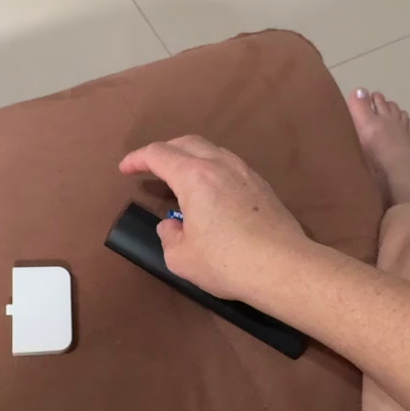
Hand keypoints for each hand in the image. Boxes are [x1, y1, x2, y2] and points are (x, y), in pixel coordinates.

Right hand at [117, 135, 310, 299]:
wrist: (283, 267)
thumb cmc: (228, 262)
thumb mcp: (181, 258)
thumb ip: (168, 237)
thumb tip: (171, 227)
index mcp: (195, 176)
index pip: (159, 154)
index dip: (137, 159)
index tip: (126, 169)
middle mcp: (221, 165)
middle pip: (186, 143)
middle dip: (164, 151)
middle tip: (151, 168)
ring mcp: (246, 172)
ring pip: (212, 151)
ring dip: (191, 157)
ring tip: (180, 177)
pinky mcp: (263, 186)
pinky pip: (230, 165)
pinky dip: (212, 168)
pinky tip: (211, 191)